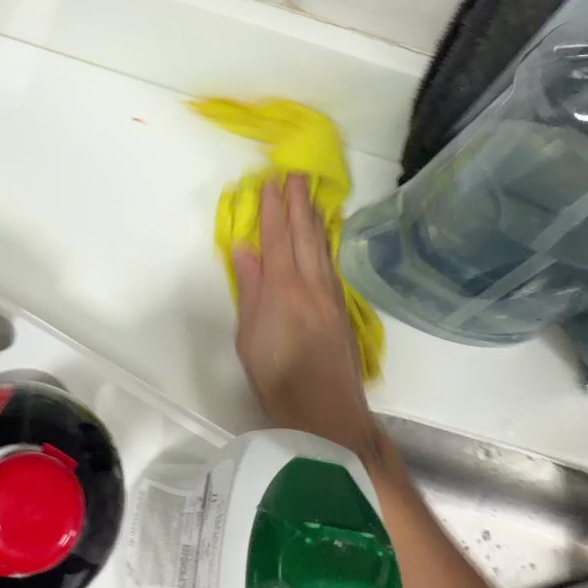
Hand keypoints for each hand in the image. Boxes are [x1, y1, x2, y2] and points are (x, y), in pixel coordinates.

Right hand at [230, 176, 377, 456]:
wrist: (327, 413)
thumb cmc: (277, 378)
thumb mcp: (250, 334)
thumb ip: (250, 287)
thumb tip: (245, 247)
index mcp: (284, 288)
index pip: (278, 237)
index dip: (273, 208)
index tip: (270, 181)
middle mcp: (312, 284)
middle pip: (305, 235)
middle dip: (298, 202)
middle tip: (296, 174)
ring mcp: (331, 296)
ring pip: (322, 247)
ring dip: (315, 218)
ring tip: (311, 196)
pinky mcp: (342, 310)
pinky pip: (331, 263)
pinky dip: (326, 242)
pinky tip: (324, 238)